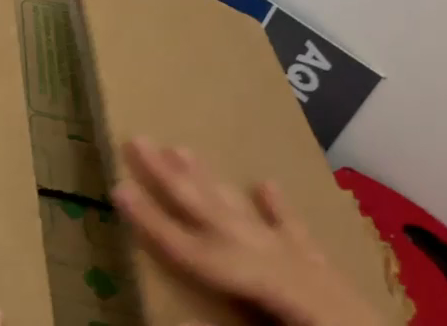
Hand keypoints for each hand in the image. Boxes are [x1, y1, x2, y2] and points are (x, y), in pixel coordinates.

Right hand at [111, 138, 383, 325]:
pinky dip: (280, 210)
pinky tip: (264, 183)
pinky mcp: (329, 276)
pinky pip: (301, 238)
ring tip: (183, 147)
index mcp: (265, 282)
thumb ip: (240, 305)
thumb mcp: (266, 323)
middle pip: (216, 216)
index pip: (196, 252)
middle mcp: (279, 264)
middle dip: (173, 179)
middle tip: (138, 139)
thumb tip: (182, 290)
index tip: (117, 188)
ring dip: (213, 184)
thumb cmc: (328, 322)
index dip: (153, 222)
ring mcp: (305, 267)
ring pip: (249, 217)